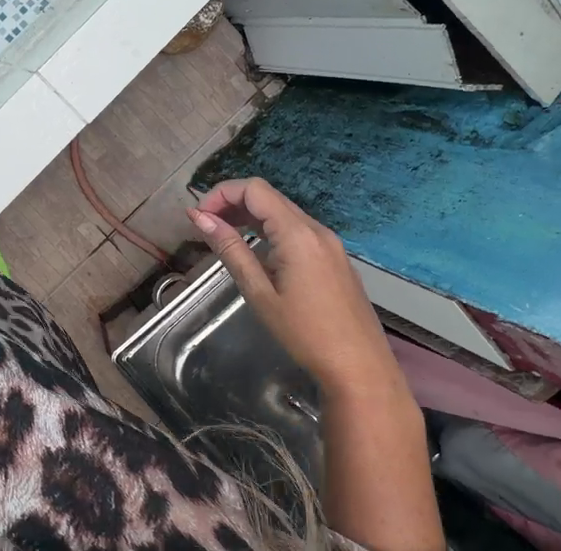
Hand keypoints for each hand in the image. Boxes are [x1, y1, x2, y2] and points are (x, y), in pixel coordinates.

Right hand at [187, 178, 403, 399]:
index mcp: (298, 235)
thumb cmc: (305, 333)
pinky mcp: (335, 258)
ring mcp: (330, 244)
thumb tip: (198, 216)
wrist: (362, 370)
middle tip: (206, 226)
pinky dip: (269, 229)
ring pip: (282, 211)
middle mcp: (317, 230)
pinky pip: (296, 229)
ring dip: (249, 215)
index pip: (253, 189)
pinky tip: (256, 252)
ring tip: (224, 236)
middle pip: (268, 196)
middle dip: (232, 202)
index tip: (200, 218)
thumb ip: (230, 248)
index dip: (221, 194)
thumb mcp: (258, 291)